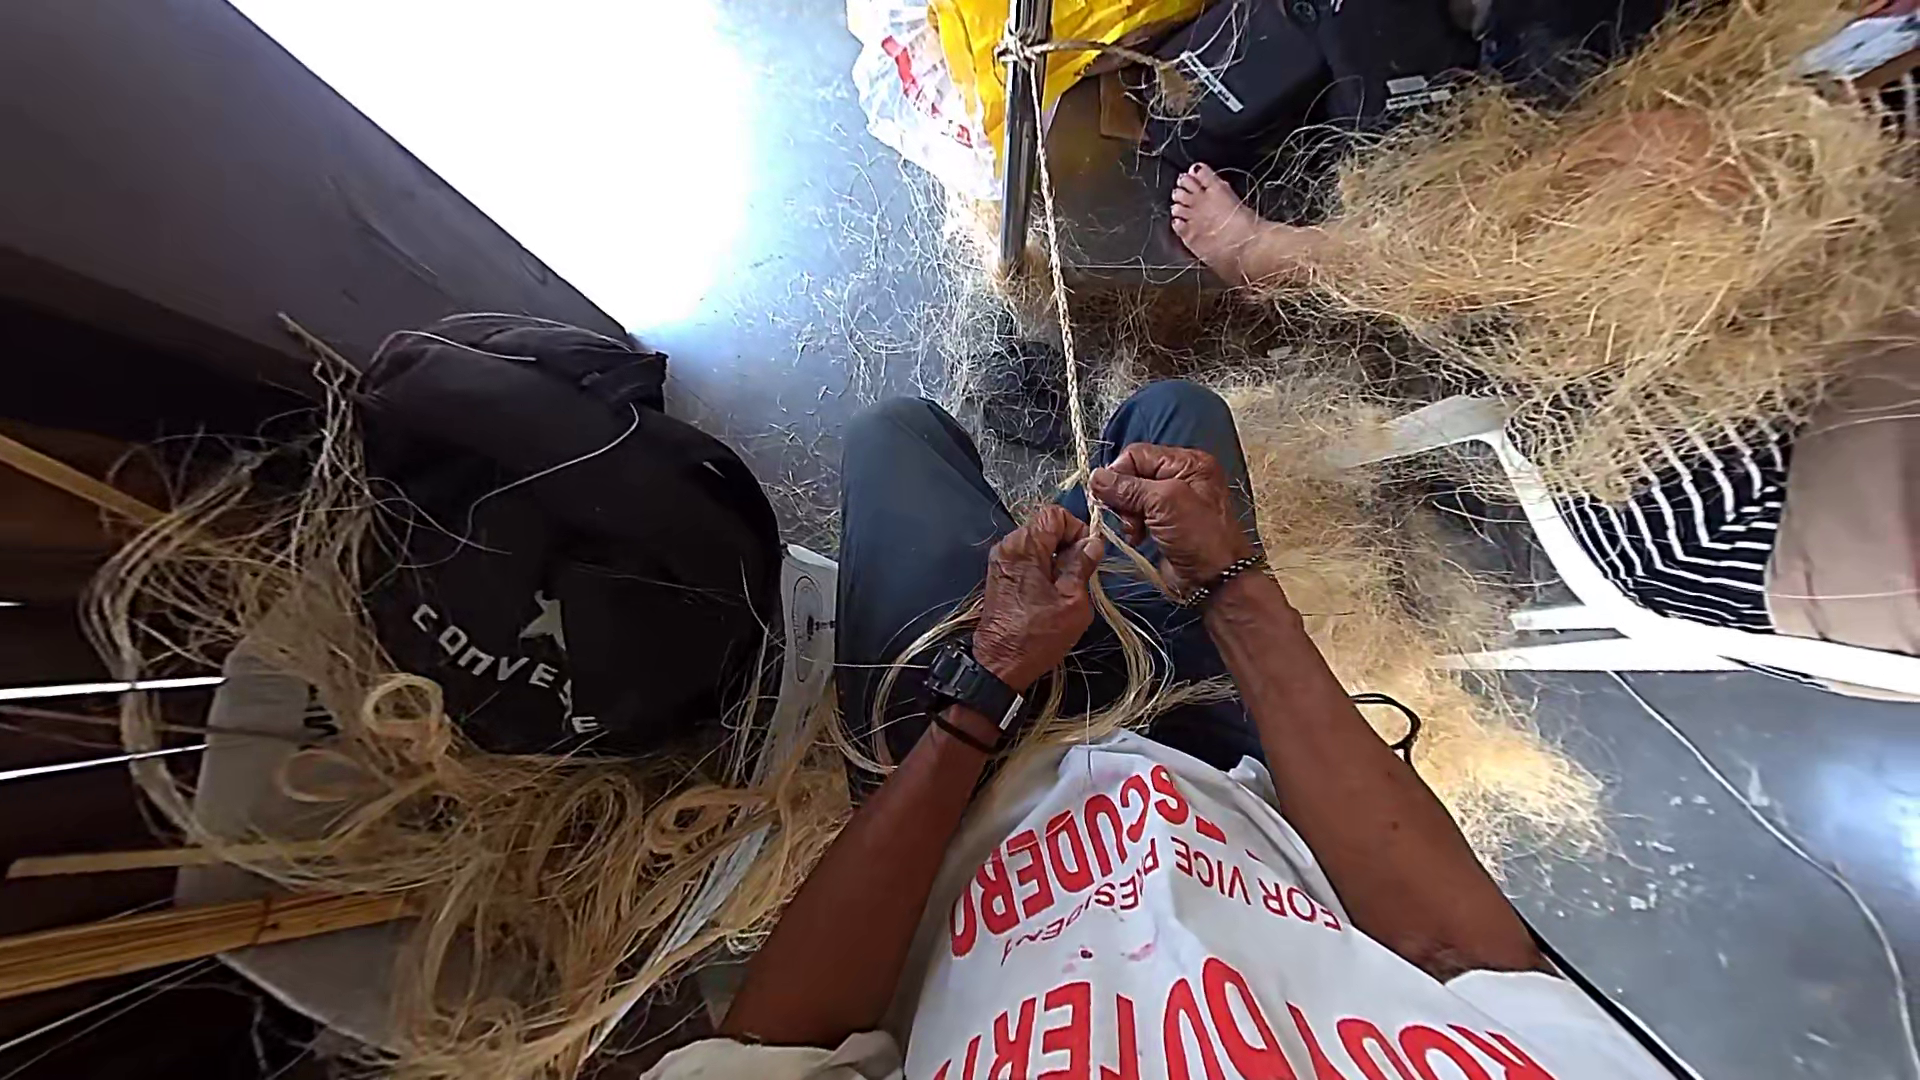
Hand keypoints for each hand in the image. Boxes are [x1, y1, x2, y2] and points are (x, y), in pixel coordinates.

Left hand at [973, 505, 1105, 692]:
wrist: (1000, 663)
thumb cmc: (1037, 635)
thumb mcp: (1072, 600)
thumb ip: (1082, 565)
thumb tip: (1092, 543)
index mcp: (1023, 546)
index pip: (1054, 514)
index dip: (1076, 528)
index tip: (1086, 553)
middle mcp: (1007, 547)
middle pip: (1044, 526)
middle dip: (1067, 544)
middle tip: (1079, 573)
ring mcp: (1001, 560)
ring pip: (1037, 542)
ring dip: (1055, 557)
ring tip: (1066, 586)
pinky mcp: (1000, 574)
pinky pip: (1026, 557)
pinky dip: (1042, 566)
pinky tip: (1050, 592)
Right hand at [1087, 444, 1254, 598]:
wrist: (1215, 578)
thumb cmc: (1198, 536)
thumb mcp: (1164, 503)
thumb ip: (1128, 487)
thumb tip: (1095, 477)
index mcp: (1187, 462)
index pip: (1136, 454)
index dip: (1119, 474)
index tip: (1112, 498)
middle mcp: (1179, 476)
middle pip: (1131, 475)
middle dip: (1124, 498)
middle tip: (1130, 519)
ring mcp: (1170, 500)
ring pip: (1129, 496)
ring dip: (1126, 515)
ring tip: (1135, 531)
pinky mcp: (1162, 521)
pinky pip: (1135, 514)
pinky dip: (1131, 525)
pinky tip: (1137, 537)